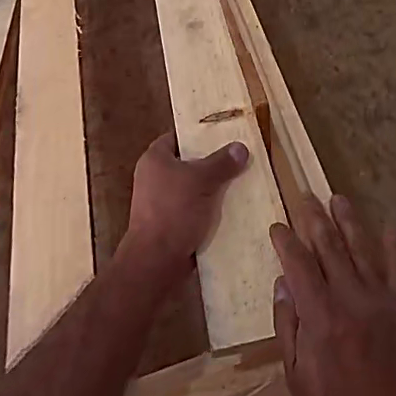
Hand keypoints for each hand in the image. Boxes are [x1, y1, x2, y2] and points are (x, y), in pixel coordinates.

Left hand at [118, 132, 248, 282]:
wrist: (157, 261)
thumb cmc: (174, 210)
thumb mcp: (202, 181)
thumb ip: (221, 163)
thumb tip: (240, 147)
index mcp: (155, 159)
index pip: (177, 137)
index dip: (198, 134)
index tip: (222, 134)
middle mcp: (154, 178)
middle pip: (188, 163)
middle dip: (212, 163)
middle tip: (237, 158)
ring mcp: (161, 202)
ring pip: (193, 188)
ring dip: (213, 188)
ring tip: (241, 182)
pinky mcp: (170, 224)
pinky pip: (193, 209)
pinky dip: (209, 209)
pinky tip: (231, 209)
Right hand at [271, 197, 395, 395]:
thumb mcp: (298, 381)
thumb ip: (288, 330)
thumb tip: (282, 286)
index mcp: (321, 317)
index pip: (299, 265)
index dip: (286, 241)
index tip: (276, 226)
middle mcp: (351, 300)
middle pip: (329, 247)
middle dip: (315, 219)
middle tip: (305, 197)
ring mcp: (380, 302)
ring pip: (361, 250)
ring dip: (348, 221)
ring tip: (337, 198)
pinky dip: (392, 247)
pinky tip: (389, 227)